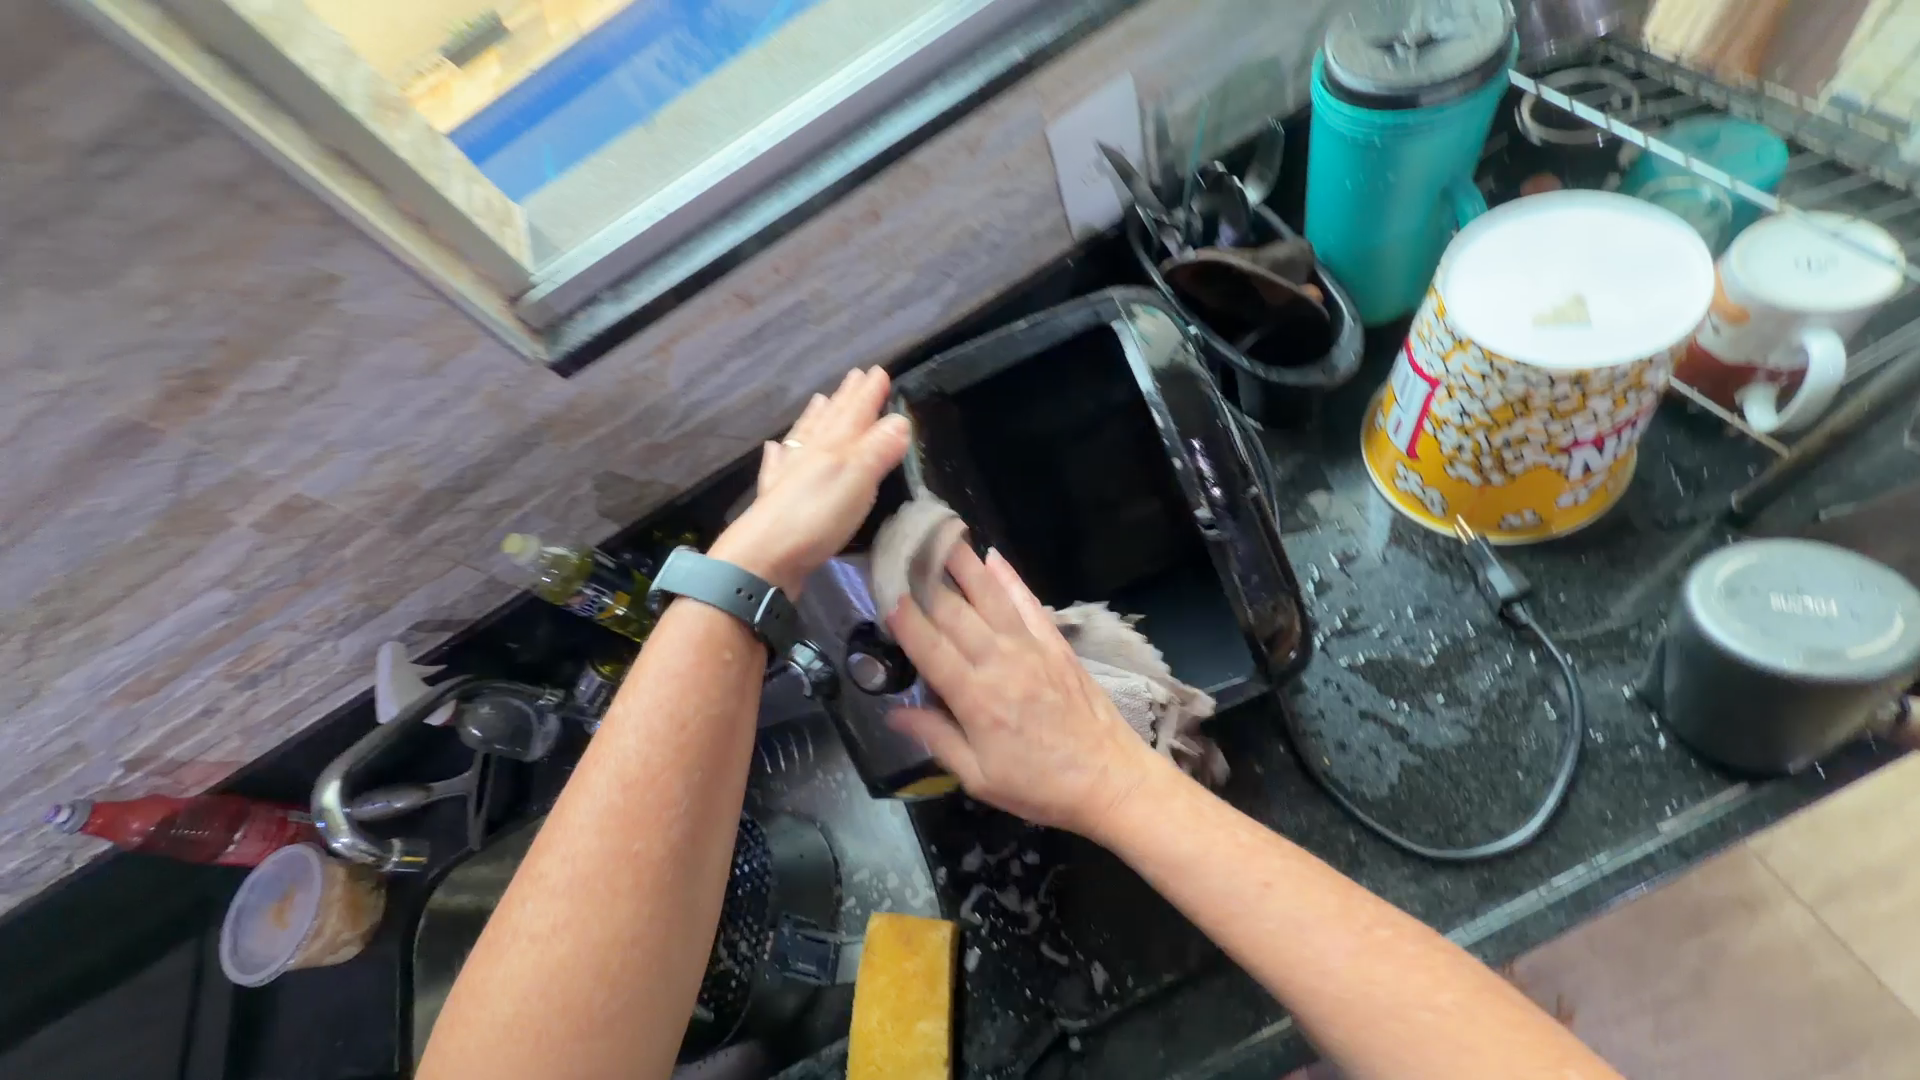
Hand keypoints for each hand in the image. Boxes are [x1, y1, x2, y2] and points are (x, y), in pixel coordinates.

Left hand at [710, 367, 909, 596]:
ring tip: (820, 401)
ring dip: (815, 419)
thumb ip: (877, 450)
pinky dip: (779, 453)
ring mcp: (788, 476)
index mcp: (832, 447)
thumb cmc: (815, 517)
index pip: (855, 414)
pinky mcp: (775, 501)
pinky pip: (777, 465)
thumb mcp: (856, 480)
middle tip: (854, 376)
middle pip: (830, 421)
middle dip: (845, 400)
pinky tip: (775, 448)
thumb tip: (900, 420)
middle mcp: (808, 454)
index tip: (878, 372)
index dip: (868, 395)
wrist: (763, 557)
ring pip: (805, 438)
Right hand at [884, 546, 1171, 835]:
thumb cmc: (1040, 786)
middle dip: (925, 580)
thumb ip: (936, 739)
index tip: (884, 592)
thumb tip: (895, 713)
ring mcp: (1031, 648)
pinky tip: (994, 557)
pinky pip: (1028, 603)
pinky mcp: (1056, 644)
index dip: (904, 619)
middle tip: (903, 550)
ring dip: (964, 565)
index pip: (930, 648)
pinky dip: (1010, 578)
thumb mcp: (979, 778)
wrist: (1110, 780)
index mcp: (975, 698)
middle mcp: (1000, 662)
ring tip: (942, 534)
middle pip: (955, 613)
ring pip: (990, 597)